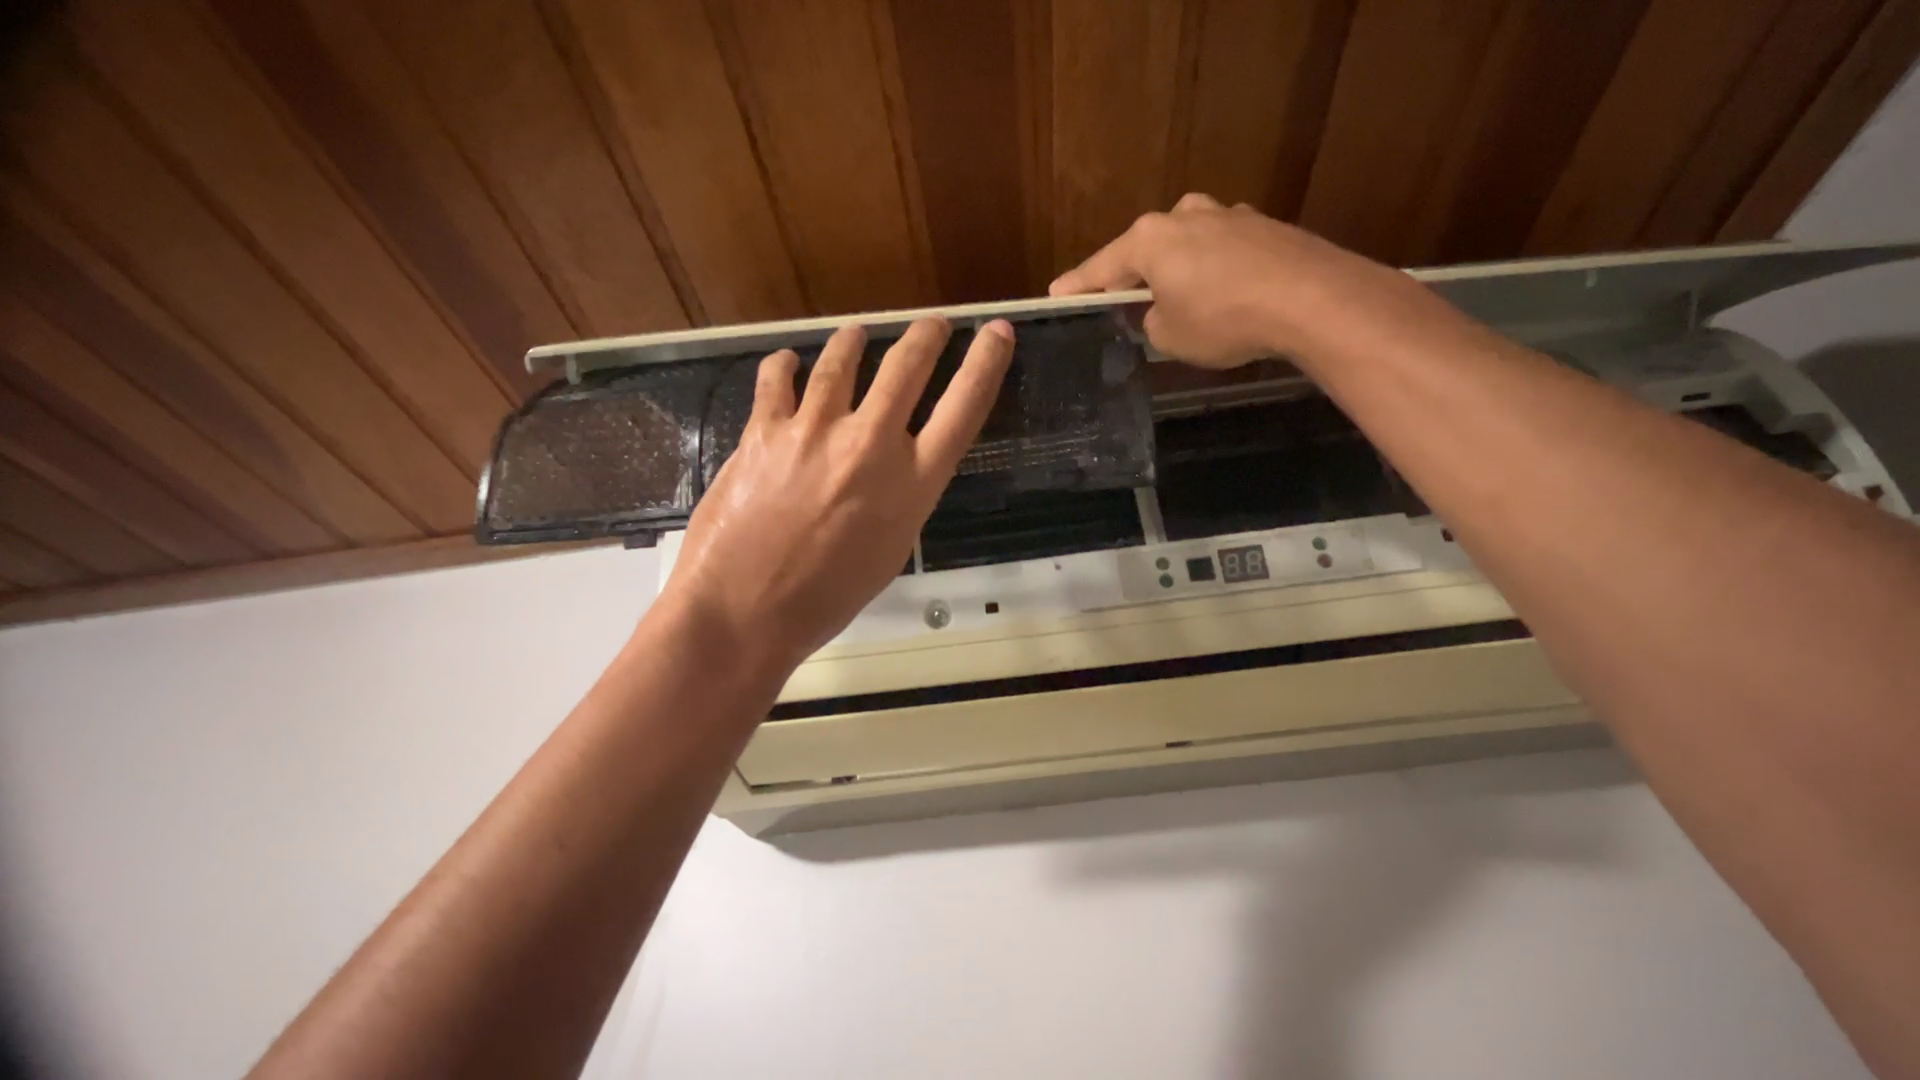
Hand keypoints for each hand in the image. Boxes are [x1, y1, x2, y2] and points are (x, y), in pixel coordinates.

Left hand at [655, 317, 1014, 672]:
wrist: (745, 611)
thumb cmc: (826, 600)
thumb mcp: (889, 552)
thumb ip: (901, 499)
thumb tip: (895, 468)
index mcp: (912, 483)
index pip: (964, 407)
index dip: (986, 363)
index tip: (996, 332)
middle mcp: (871, 443)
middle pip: (907, 366)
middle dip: (925, 336)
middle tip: (932, 324)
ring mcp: (814, 429)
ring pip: (841, 360)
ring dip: (854, 340)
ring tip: (857, 333)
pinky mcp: (764, 430)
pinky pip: (777, 379)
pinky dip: (785, 366)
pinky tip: (788, 361)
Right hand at [1050, 192, 1408, 367]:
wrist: (1312, 299)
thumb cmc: (1223, 318)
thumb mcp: (1169, 336)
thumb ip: (1152, 323)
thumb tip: (1162, 311)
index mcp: (1150, 238)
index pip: (1100, 268)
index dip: (1077, 287)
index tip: (1056, 294)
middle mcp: (1185, 215)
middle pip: (1146, 250)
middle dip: (1136, 277)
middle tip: (1125, 304)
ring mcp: (1229, 216)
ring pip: (1189, 248)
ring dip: (1181, 273)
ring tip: (1184, 305)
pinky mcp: (1266, 227)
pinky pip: (1225, 254)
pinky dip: (1217, 274)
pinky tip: (1229, 300)